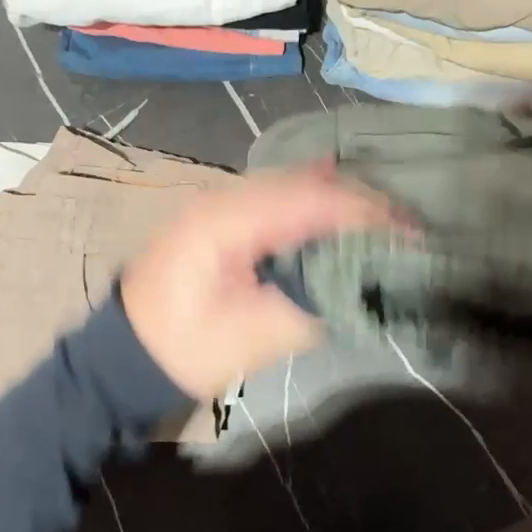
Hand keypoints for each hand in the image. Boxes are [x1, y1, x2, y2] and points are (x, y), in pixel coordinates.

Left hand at [121, 171, 395, 398]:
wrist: (122, 354)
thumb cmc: (183, 349)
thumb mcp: (249, 338)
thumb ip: (306, 306)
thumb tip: (355, 285)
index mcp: (227, 223)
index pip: (308, 203)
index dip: (363, 212)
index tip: (408, 228)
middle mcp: (222, 199)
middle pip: (301, 185)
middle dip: (357, 199)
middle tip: (407, 220)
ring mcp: (217, 204)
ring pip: (288, 184)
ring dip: (336, 195)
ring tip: (384, 210)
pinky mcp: (218, 218)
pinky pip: (271, 195)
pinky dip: (306, 193)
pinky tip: (330, 176)